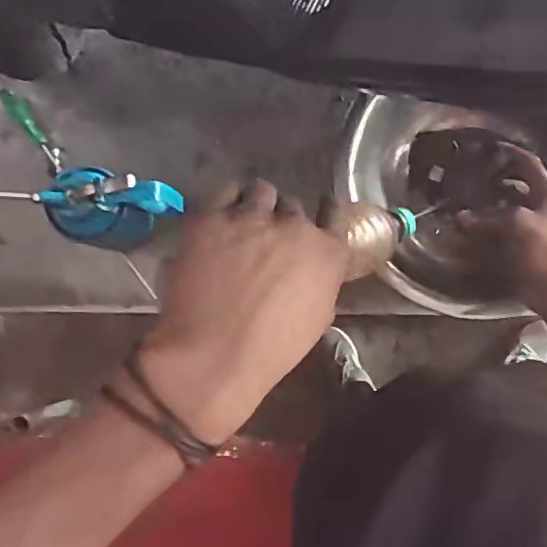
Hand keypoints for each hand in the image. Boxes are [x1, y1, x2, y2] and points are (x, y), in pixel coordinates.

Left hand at [134, 180, 349, 442]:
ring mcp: (251, 218)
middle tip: (269, 243)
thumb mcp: (318, 317)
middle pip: (293, 208)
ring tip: (245, 226)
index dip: (322, 223)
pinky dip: (230, 202)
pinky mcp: (211, 217)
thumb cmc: (273, 349)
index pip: (334, 218)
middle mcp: (294, 226)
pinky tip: (224, 219)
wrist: (214, 354)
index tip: (312, 232)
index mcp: (326, 252)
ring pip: (263, 192)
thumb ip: (322, 280)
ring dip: (259, 207)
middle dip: (284, 223)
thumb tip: (312, 268)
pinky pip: (227, 193)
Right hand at [457, 143, 546, 315]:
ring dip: (487, 209)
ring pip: (506, 212)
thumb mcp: (517, 225)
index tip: (489, 148)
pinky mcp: (524, 250)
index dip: (510, 153)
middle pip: (515, 189)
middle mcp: (542, 209)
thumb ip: (489, 218)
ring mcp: (533, 231)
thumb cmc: (545, 252)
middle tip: (471, 179)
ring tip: (464, 204)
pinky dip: (487, 231)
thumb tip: (462, 218)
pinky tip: (469, 232)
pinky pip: (502, 235)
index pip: (529, 165)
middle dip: (493, 183)